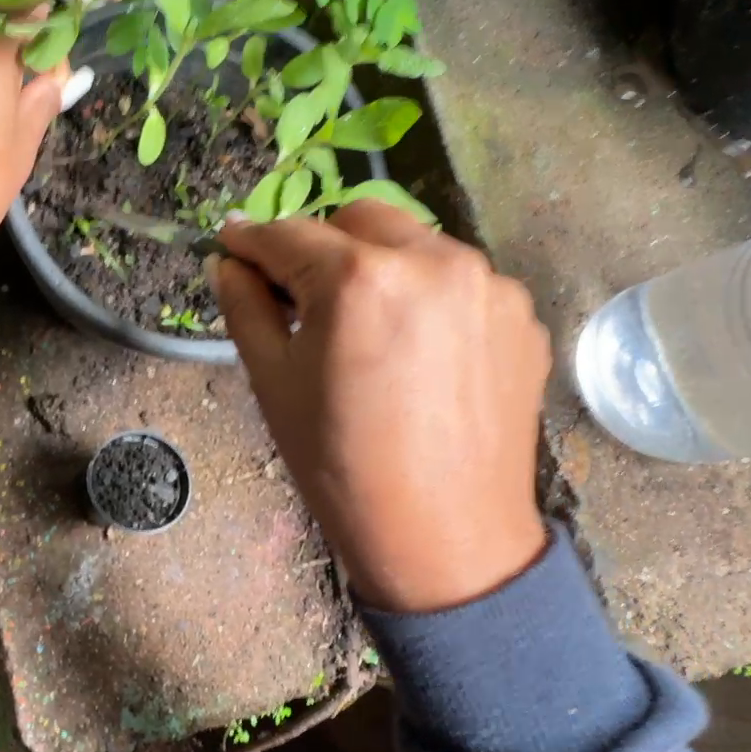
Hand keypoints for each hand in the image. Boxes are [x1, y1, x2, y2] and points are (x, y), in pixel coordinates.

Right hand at [211, 201, 551, 612]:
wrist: (440, 533)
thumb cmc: (337, 462)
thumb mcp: (271, 382)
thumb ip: (245, 307)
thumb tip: (229, 264)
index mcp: (360, 278)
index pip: (289, 234)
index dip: (250, 241)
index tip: (229, 248)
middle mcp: (434, 260)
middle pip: (359, 218)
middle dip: (319, 245)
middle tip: (297, 299)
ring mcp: (489, 285)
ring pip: (413, 244)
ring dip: (374, 266)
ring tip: (360, 331)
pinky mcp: (520, 315)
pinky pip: (456, 282)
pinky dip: (421, 297)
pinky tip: (411, 355)